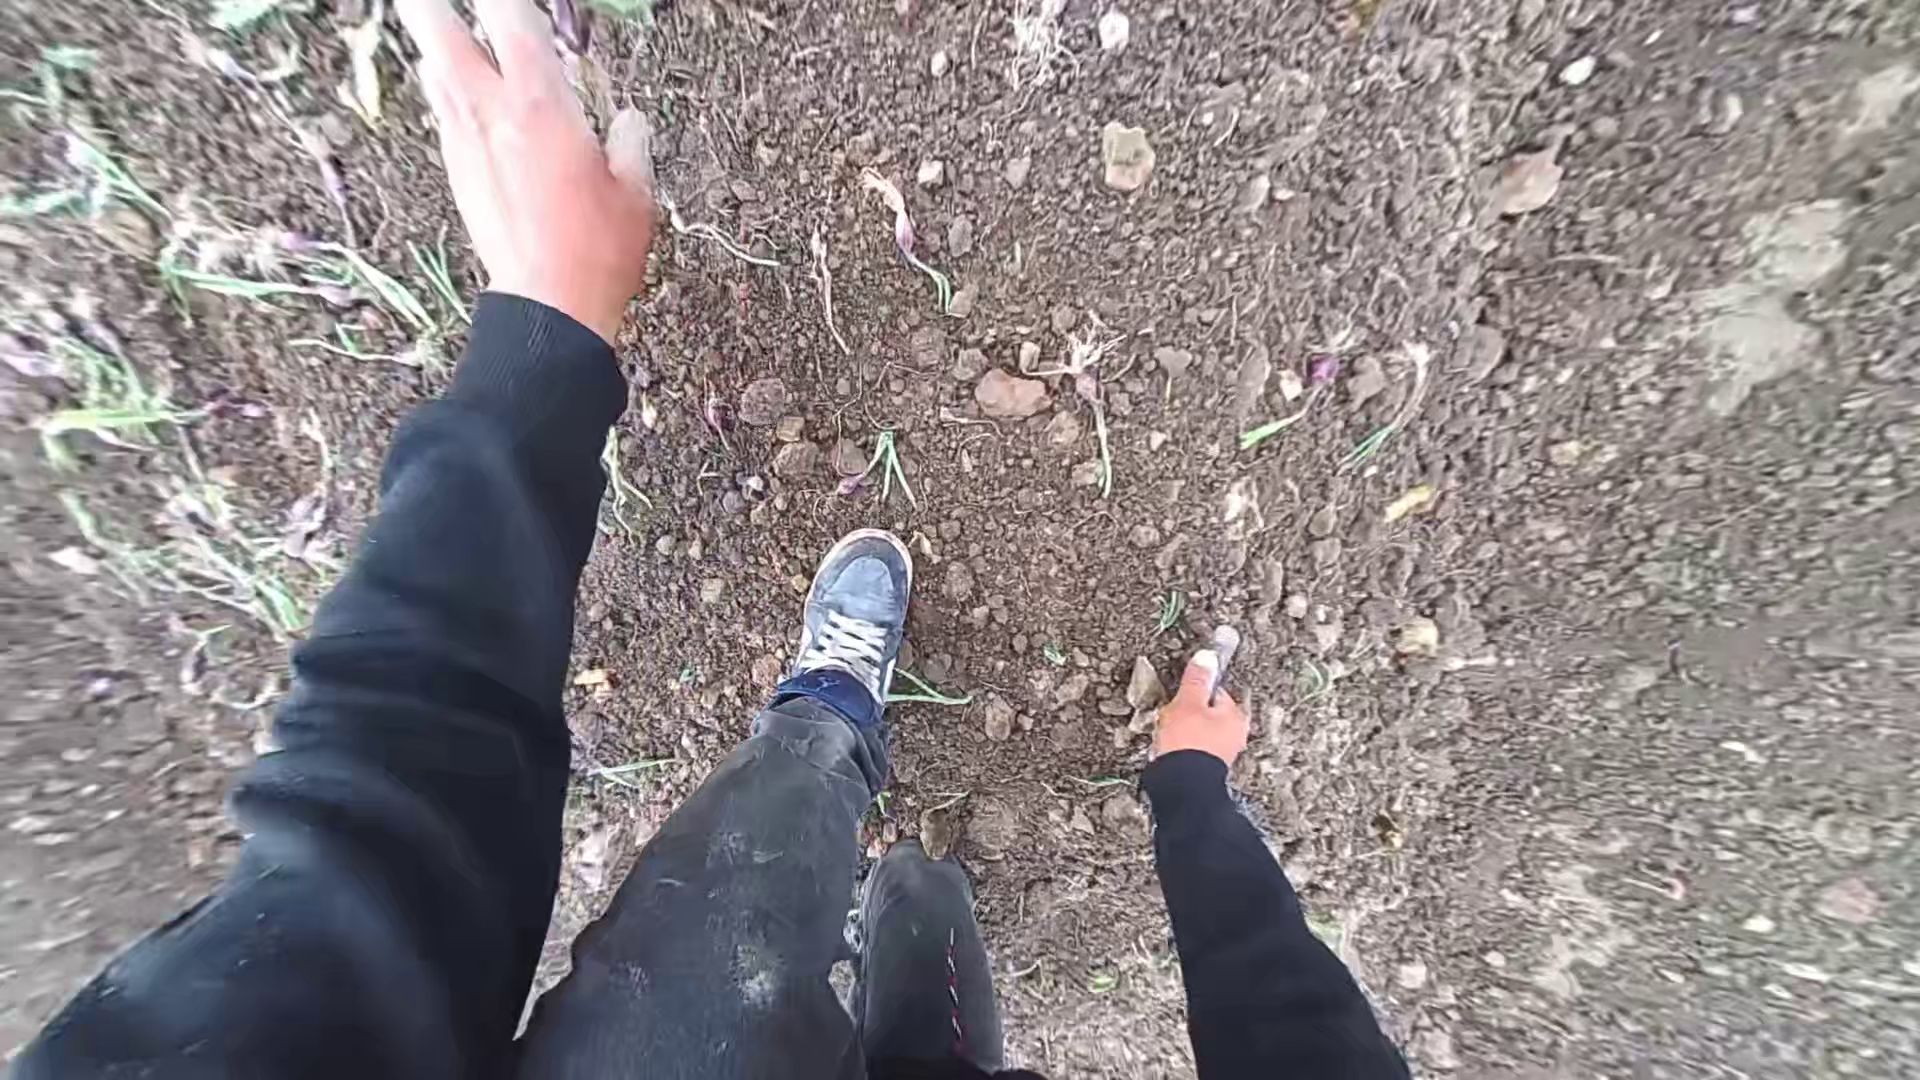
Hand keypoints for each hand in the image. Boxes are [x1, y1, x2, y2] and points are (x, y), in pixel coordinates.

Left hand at [397, 0, 655, 343]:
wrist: (551, 303)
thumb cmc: (600, 251)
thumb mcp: (637, 199)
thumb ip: (631, 146)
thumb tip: (629, 121)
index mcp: (539, 103)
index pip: (509, 11)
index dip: (516, 6)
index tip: (533, 16)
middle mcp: (486, 107)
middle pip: (431, 16)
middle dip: (448, 10)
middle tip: (484, 25)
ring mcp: (461, 137)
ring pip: (430, 62)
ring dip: (451, 53)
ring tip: (483, 68)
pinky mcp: (455, 169)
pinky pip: (444, 113)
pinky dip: (460, 103)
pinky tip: (490, 127)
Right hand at [1151, 650, 1247, 767]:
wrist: (1182, 784)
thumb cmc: (1188, 743)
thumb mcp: (1187, 702)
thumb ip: (1197, 679)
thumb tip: (1207, 657)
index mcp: (1235, 716)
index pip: (1215, 691)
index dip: (1193, 691)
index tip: (1180, 696)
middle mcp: (1235, 734)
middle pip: (1207, 710)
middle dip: (1188, 711)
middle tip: (1172, 715)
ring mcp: (1223, 751)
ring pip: (1199, 728)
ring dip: (1183, 728)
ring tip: (1168, 733)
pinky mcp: (1208, 764)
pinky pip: (1194, 745)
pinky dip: (1183, 743)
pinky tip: (1170, 746)